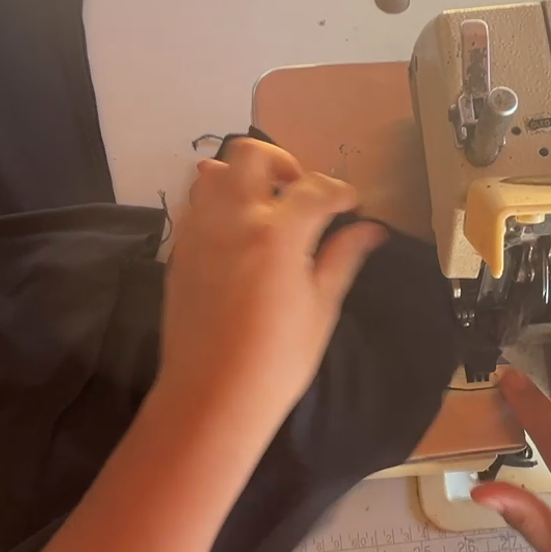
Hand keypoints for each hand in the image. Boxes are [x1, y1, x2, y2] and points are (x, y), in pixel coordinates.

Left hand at [156, 138, 385, 429]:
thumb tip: (372, 230)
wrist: (212, 396)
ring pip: (214, 172)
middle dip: (283, 164)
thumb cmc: (277, 360)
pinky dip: (218, 203)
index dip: (339, 191)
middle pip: (251, 155)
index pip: (314, 189)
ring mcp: (200, 233)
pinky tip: (237, 234)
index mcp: (278, 235)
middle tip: (299, 193)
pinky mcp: (179, 250)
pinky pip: (195, 205)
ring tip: (264, 208)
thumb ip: (343, 258)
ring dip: (243, 177)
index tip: (350, 205)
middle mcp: (234, 221)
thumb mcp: (321, 309)